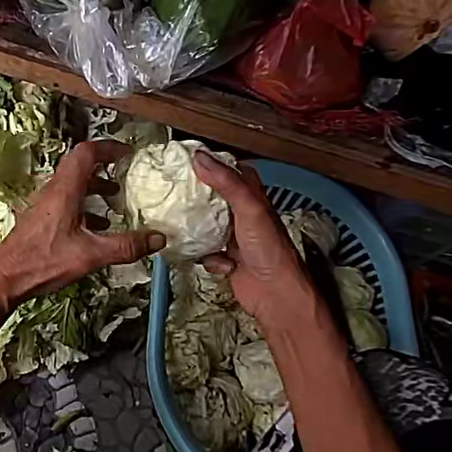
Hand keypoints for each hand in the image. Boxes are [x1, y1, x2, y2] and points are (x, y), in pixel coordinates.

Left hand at [0, 140, 165, 306]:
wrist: (4, 278)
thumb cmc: (44, 261)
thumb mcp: (91, 254)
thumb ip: (125, 246)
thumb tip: (158, 239)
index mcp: (65, 190)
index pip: (86, 153)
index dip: (108, 148)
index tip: (127, 153)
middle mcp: (53, 192)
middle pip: (79, 166)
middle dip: (104, 165)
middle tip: (123, 172)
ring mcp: (45, 205)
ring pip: (72, 185)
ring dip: (94, 186)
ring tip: (114, 198)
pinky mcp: (41, 220)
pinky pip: (66, 202)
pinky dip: (84, 205)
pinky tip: (96, 225)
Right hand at [192, 151, 317, 324]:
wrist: (275, 294)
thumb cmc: (269, 250)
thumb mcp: (249, 208)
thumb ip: (227, 182)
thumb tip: (200, 157)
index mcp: (253, 197)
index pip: (232, 171)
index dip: (213, 164)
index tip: (188, 160)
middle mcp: (243, 215)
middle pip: (214, 198)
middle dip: (197, 196)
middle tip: (176, 190)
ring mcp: (234, 238)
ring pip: (206, 226)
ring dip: (197, 230)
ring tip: (183, 226)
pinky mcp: (226, 259)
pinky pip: (205, 252)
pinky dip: (208, 258)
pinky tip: (218, 262)